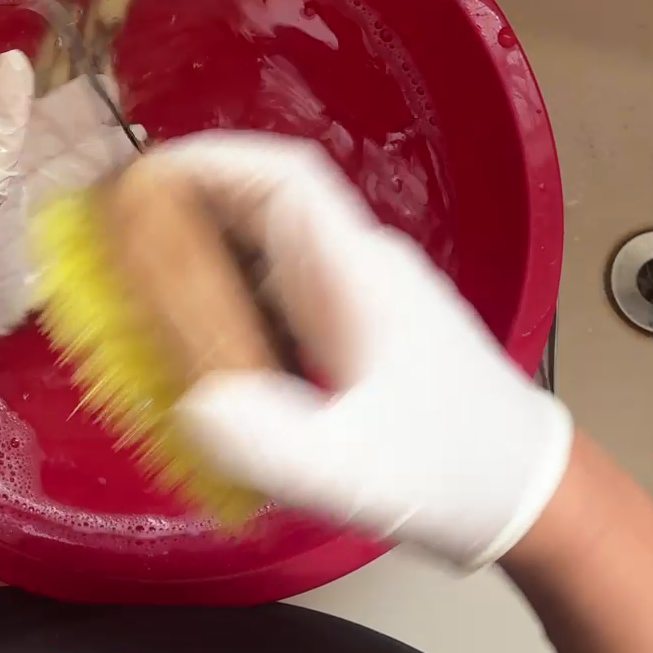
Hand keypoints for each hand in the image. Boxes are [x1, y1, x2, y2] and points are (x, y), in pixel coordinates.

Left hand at [0, 52, 139, 479]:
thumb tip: (16, 59)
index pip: (27, 131)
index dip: (74, 113)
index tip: (122, 92)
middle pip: (41, 174)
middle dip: (91, 155)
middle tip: (148, 140)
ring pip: (43, 220)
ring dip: (87, 205)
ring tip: (139, 189)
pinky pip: (36, 271)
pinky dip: (68, 260)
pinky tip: (101, 253)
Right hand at [159, 131, 571, 568]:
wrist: (531, 494)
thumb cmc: (450, 472)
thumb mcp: (356, 470)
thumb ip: (271, 442)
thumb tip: (188, 406)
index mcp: (352, 271)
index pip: (285, 175)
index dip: (214, 158)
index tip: (150, 173)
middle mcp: (347, 261)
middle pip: (258, 196)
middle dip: (185, 197)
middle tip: (121, 224)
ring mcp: (346, 285)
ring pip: (259, 233)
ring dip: (198, 237)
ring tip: (142, 267)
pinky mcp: (341, 313)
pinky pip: (266, 272)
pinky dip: (219, 278)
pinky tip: (193, 321)